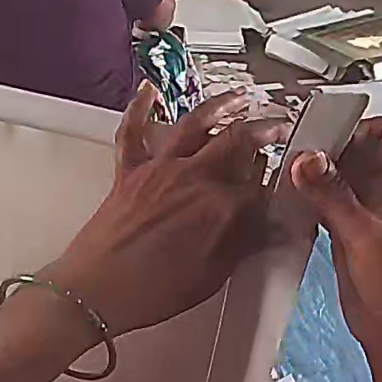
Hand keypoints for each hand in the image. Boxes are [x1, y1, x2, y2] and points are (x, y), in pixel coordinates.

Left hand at [45, 85, 290, 336]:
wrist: (96, 291)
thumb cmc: (151, 289)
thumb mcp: (213, 275)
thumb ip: (245, 243)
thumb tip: (271, 230)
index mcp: (220, 207)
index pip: (262, 186)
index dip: (278, 184)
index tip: (285, 186)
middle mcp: (193, 178)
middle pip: (239, 141)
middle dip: (266, 130)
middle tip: (280, 128)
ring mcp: (160, 169)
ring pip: (197, 123)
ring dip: (223, 105)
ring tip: (241, 97)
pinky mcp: (130, 170)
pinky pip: (134, 131)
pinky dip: (140, 107)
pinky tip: (149, 90)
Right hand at [289, 118, 381, 357]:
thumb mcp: (368, 238)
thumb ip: (335, 197)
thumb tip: (310, 163)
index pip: (380, 134)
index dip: (349, 129)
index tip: (318, 131)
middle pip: (353, 152)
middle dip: (324, 150)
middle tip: (296, 152)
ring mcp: (367, 212)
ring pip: (336, 177)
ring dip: (313, 175)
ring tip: (289, 172)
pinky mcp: (347, 231)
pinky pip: (324, 201)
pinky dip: (308, 197)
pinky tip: (292, 198)